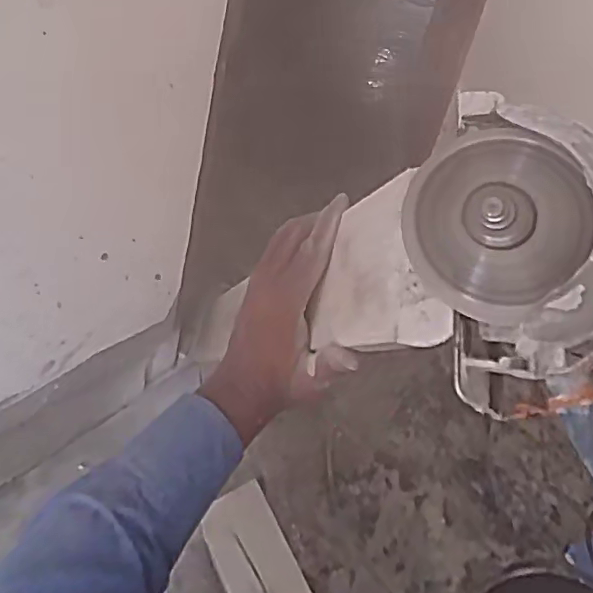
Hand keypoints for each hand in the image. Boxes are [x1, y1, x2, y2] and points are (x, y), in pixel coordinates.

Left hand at [199, 195, 355, 443]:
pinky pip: (273, 249)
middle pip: (292, 237)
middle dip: (315, 219)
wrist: (239, 388)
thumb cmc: (278, 383)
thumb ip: (329, 369)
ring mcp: (257, 282)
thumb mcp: (308, 383)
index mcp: (284, 300)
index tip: (340, 204)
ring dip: (301, 226)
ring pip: (279, 240)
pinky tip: (303, 244)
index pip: (309, 254)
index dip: (326, 227)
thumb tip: (353, 359)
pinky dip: (290, 238)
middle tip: (340, 211)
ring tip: (325, 222)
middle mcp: (268, 284)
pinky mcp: (253, 286)